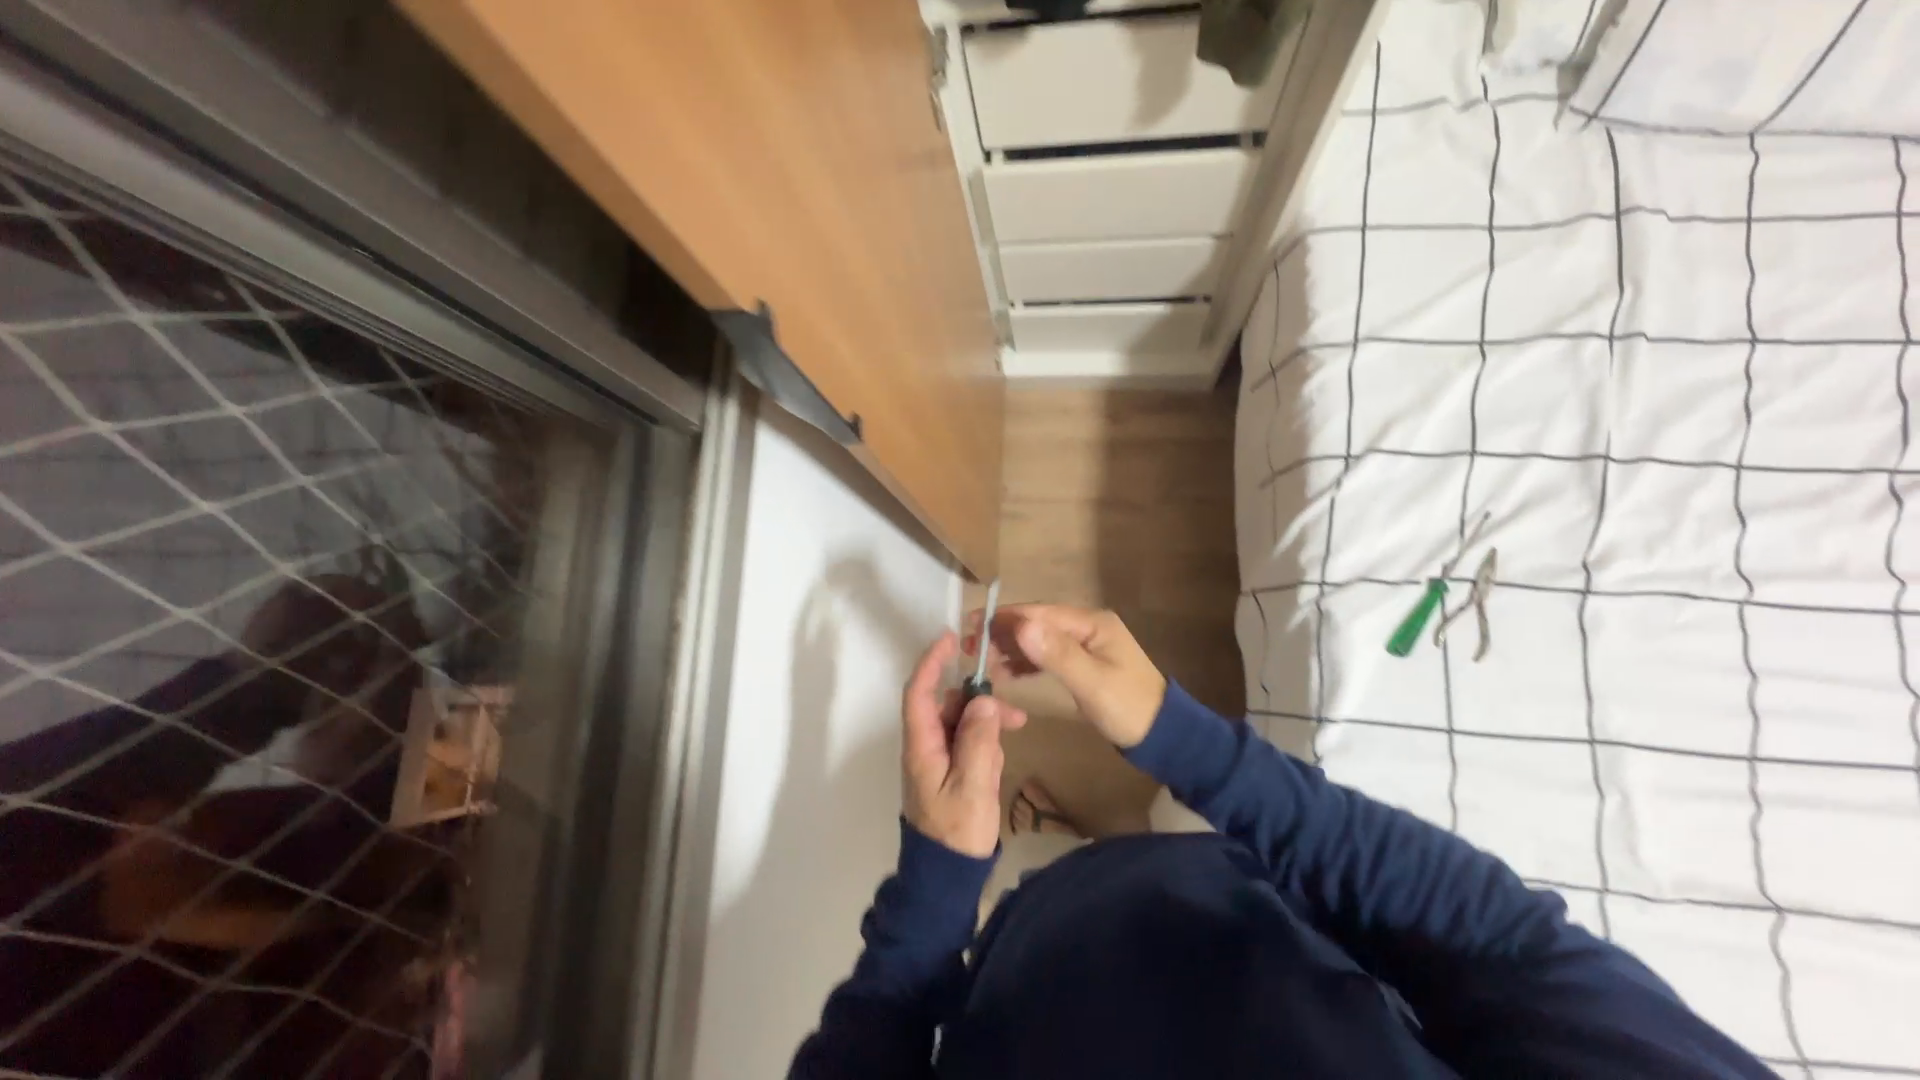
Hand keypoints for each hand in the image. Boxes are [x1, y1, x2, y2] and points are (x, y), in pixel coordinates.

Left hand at [901, 632, 1026, 857]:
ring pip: (960, 722)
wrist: (947, 876)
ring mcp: (937, 760)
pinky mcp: (950, 772)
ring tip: (1016, 727)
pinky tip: (1001, 754)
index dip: (932, 663)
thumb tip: (982, 701)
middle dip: (977, 698)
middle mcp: (925, 747)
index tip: (951, 638)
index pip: (920, 693)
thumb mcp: (972, 785)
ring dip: (986, 720)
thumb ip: (977, 740)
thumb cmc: (957, 831)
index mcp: (921, 746)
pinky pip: (967, 742)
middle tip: (1012, 709)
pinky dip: (986, 740)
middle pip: (946, 705)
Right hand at [964, 604, 1166, 748]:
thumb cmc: (1127, 708)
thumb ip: (1056, 654)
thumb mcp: (1091, 682)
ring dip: (1012, 648)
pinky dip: (1026, 662)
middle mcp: (1087, 627)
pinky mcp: (1084, 663)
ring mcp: (1086, 645)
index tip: (970, 628)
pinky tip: (1007, 673)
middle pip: (1037, 623)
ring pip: (1040, 639)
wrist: (1162, 735)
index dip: (1003, 619)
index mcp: (1091, 623)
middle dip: (1003, 633)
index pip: (1039, 613)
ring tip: (983, 662)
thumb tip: (1020, 625)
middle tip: (971, 649)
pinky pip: (1048, 655)